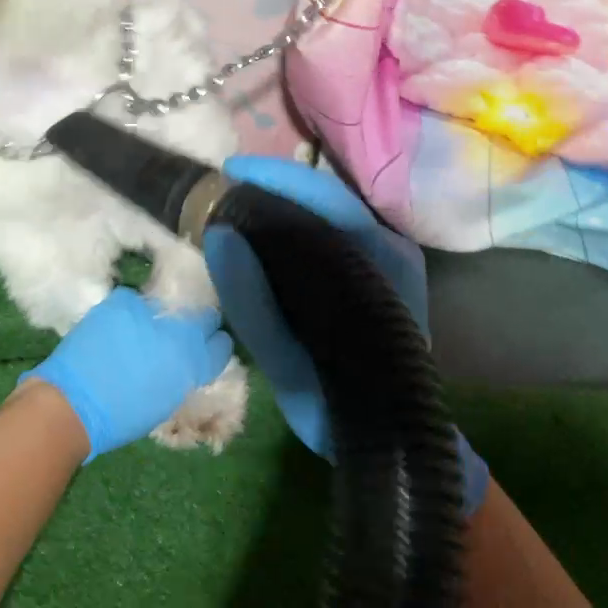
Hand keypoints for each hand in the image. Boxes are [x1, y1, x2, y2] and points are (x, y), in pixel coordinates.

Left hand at [19, 288, 232, 461]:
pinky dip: (131, 312)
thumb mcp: (166, 401)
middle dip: (198, 324)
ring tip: (143, 332)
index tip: (206, 349)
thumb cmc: (120, 418)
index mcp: (194, 363)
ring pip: (169, 307)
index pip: (222, 344)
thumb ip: (183, 376)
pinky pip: (135, 301)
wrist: (74, 404)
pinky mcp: (123, 300)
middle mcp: (180, 331)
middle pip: (205, 316)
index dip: (214, 346)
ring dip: (161, 318)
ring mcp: (150, 311)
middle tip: (180, 335)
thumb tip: (185, 362)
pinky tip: (118, 327)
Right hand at [203, 155, 490, 514]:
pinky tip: (267, 230)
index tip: (229, 172)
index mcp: (379, 262)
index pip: (325, 198)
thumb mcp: (286, 358)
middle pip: (328, 198)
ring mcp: (390, 257)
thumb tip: (217, 235)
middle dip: (276, 187)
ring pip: (330, 212)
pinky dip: (297, 223)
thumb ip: (251, 300)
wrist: (387, 437)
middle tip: (226, 187)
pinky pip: (334, 232)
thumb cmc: (338, 402)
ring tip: (237, 203)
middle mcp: (390, 248)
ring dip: (285, 203)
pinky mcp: (379, 270)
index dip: (276, 178)